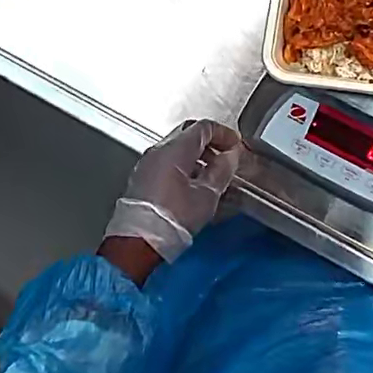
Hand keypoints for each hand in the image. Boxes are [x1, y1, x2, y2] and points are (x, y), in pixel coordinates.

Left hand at [103, 120, 241, 264]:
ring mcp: (146, 164)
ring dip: (197, 156)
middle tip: (226, 156)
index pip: (203, 127)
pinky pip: (166, 162)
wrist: (136, 244)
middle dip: (210, 143)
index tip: (236, 144)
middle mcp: (157, 151)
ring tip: (213, 174)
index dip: (224, 133)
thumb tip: (230, 157)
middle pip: (188, 134)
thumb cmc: (172, 219)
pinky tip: (193, 184)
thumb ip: (222, 171)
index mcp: (174, 150)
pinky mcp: (141, 179)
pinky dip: (183, 166)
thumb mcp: (206, 196)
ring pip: (176, 149)